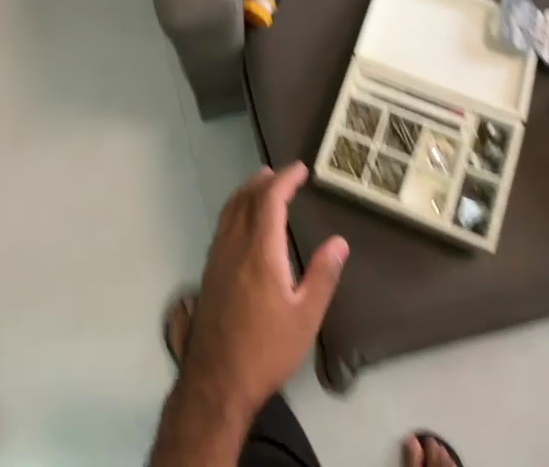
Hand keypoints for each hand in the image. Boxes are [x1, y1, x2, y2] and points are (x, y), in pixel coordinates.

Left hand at [179, 163, 349, 415]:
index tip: (300, 169)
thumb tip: (339, 241)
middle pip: (245, 200)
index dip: (284, 180)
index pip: (270, 201)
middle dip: (264, 181)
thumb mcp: (306, 317)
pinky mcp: (209, 272)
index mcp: (260, 252)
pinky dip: (235, 210)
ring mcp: (217, 259)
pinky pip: (222, 226)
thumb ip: (322, 276)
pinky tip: (243, 222)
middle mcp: (234, 247)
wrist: (217, 379)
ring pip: (229, 211)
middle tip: (283, 174)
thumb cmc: (267, 350)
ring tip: (261, 186)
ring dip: (246, 193)